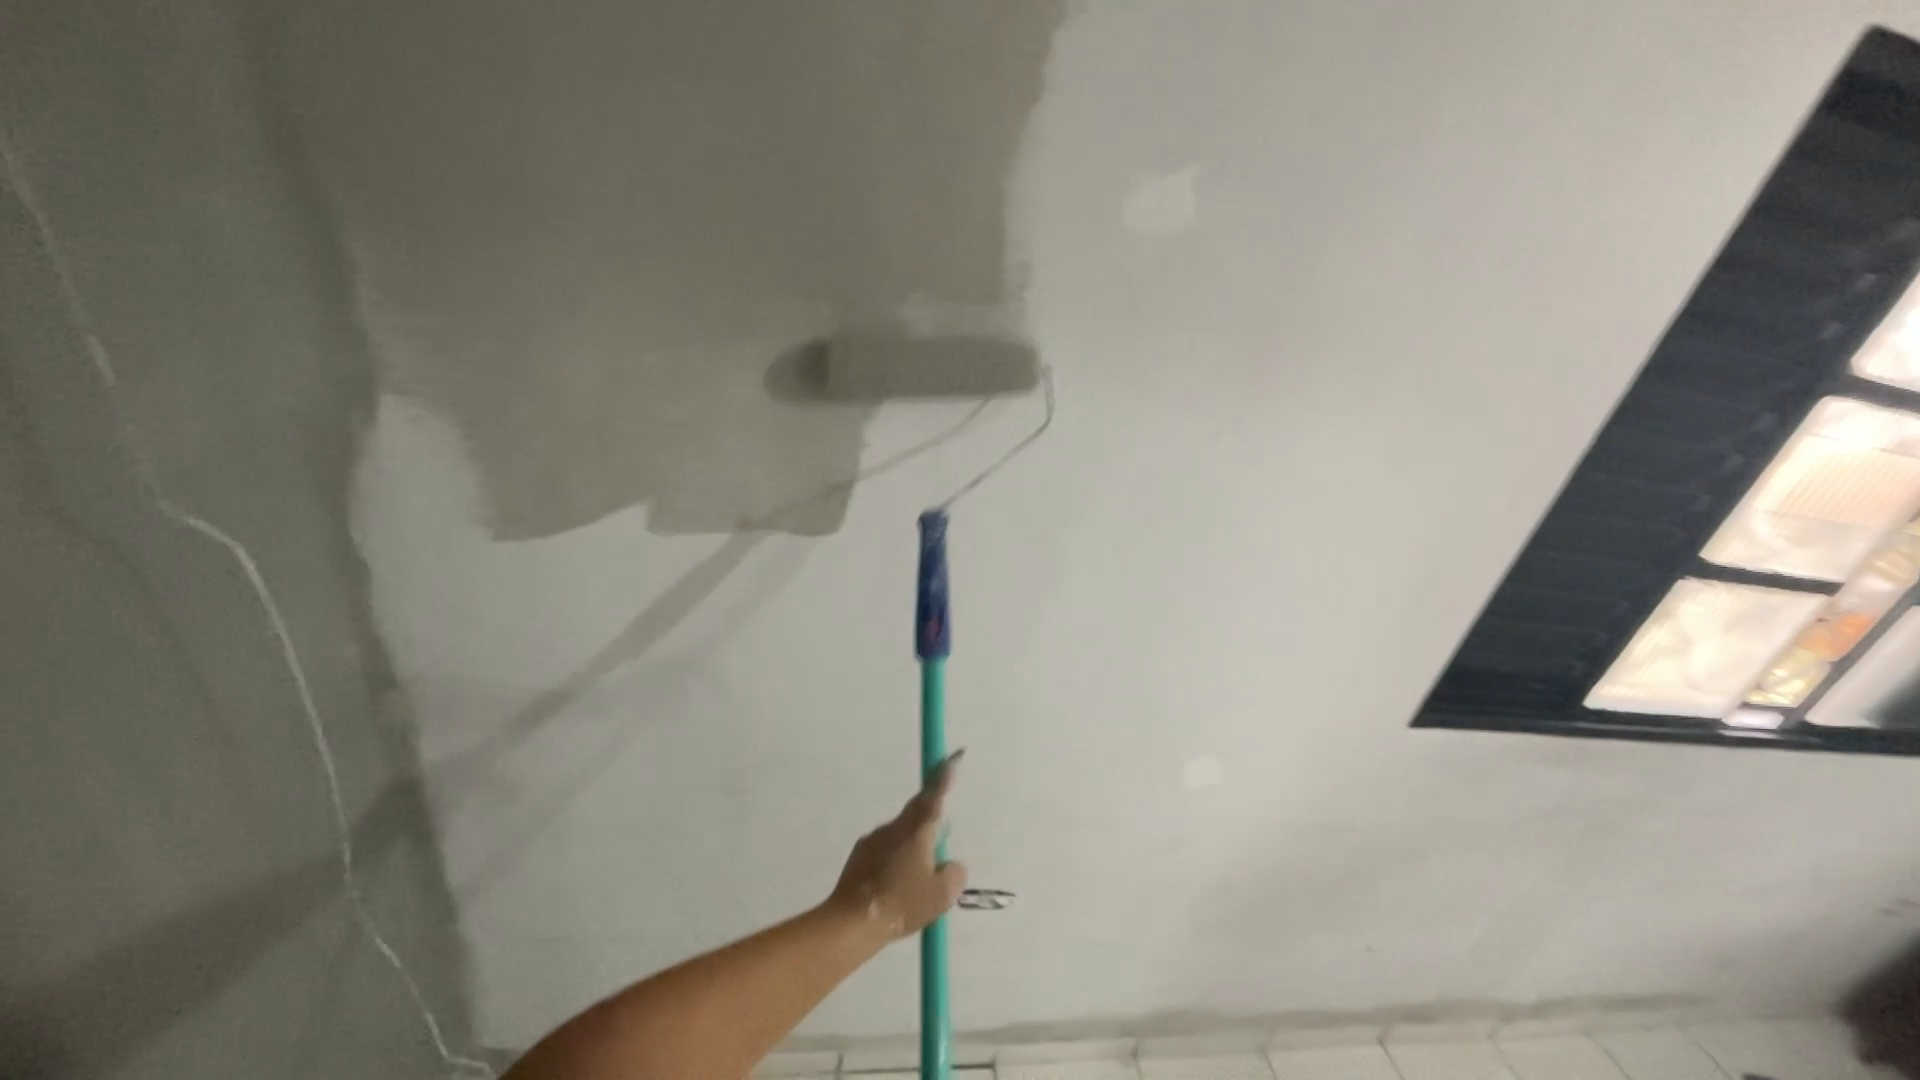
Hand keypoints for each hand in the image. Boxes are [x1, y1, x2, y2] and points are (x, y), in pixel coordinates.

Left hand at [827, 750, 967, 939]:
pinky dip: (895, 859)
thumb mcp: (941, 896)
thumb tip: (951, 865)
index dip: (946, 775)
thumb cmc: (901, 905)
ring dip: (912, 845)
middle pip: (917, 811)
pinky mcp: (860, 854)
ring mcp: (874, 839)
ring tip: (915, 881)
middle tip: (940, 836)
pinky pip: (885, 849)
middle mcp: (894, 827)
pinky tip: (895, 887)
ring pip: (901, 834)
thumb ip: (953, 875)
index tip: (954, 755)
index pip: (935, 796)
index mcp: (917, 831)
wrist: (852, 922)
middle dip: (931, 816)